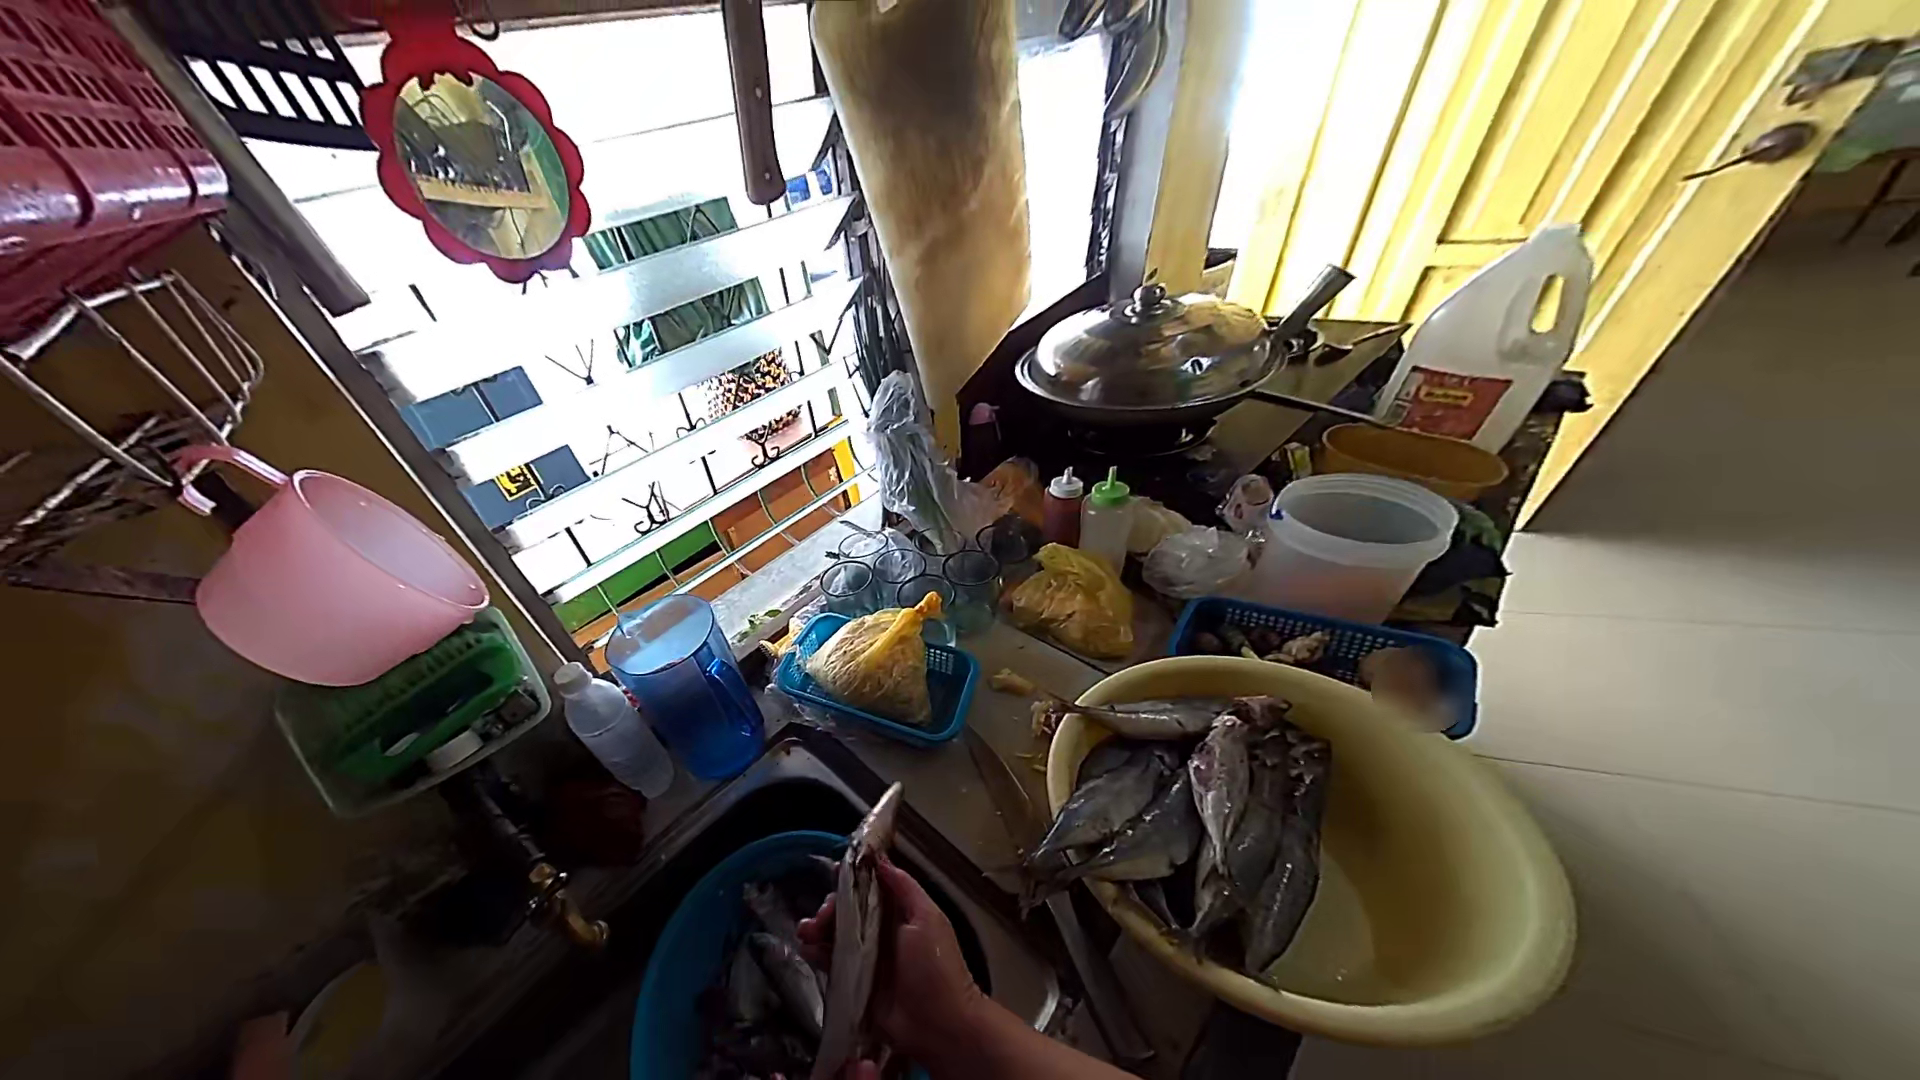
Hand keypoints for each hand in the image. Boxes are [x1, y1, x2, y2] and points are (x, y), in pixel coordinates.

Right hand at [797, 855, 988, 1067]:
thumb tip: (880, 859)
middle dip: (831, 906)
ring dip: (819, 928)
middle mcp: (880, 930)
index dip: (852, 879)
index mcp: (899, 911)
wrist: (939, 1025)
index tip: (835, 873)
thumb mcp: (927, 918)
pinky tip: (807, 949)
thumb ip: (904, 888)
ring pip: (836, 934)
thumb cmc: (937, 966)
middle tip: (821, 916)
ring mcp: (866, 957)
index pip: (870, 887)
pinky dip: (817, 953)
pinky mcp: (855, 983)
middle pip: (849, 909)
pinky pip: (832, 963)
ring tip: (806, 931)